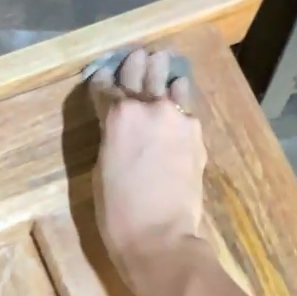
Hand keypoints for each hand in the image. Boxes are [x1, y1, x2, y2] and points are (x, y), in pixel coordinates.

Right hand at [87, 48, 209, 295]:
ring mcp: (176, 115)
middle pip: (138, 70)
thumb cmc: (117, 213)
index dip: (101, 81)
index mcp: (116, 115)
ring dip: (159, 73)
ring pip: (167, 78)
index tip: (102, 79)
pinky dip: (178, 98)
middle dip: (133, 65)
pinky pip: (185, 104)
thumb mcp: (100, 169)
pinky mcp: (196, 131)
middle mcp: (147, 105)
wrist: (161, 237)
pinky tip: (176, 96)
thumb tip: (118, 128)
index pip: (104, 85)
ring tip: (158, 65)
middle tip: (134, 58)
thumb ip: (110, 138)